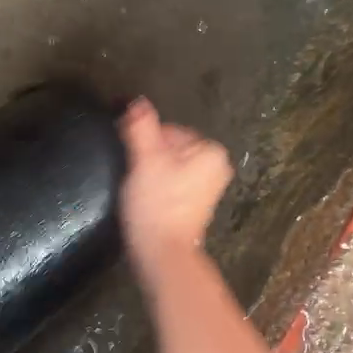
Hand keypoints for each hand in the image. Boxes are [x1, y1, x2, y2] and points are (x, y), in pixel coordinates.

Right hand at [118, 99, 232, 277]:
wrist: (162, 251)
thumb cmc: (156, 205)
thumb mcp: (145, 160)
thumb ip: (141, 126)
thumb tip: (136, 101)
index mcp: (210, 150)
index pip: (166, 131)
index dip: (144, 145)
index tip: (136, 165)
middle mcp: (216, 166)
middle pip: (168, 148)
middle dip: (149, 159)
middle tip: (137, 180)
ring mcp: (208, 187)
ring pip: (168, 166)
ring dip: (151, 175)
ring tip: (142, 193)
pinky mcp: (196, 204)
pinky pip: (172, 184)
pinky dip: (158, 190)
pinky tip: (149, 203)